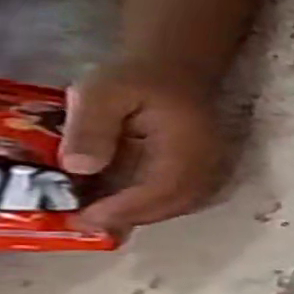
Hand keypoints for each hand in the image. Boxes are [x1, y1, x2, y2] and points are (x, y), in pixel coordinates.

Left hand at [61, 61, 228, 231]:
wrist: (177, 70)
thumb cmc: (137, 79)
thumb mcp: (99, 94)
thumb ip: (91, 128)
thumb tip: (81, 168)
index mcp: (187, 145)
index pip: (164, 188)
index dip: (127, 208)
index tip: (85, 218)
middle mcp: (208, 161)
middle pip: (179, 201)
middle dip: (135, 217)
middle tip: (86, 223)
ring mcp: (212, 165)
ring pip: (185, 202)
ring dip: (147, 214)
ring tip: (103, 214)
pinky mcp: (205, 167)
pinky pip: (188, 194)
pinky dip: (159, 205)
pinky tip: (129, 201)